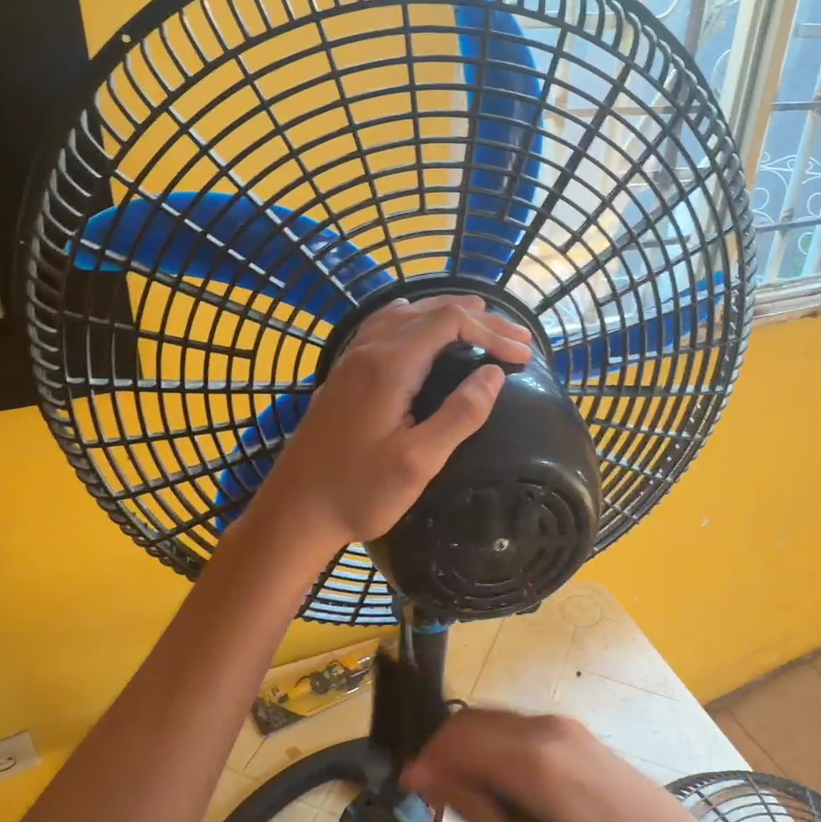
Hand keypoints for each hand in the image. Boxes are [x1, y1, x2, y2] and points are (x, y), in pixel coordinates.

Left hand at [252, 294, 533, 549]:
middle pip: (429, 311)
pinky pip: (385, 326)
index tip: (525, 354)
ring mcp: (351, 359)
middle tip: (518, 339)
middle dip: (478, 320)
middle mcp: (368, 350)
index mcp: (389, 366)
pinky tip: (423, 331)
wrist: (295, 510)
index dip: (492, 331)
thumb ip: (460, 414)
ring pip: (405, 314)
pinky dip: (417, 320)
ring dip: (447, 313)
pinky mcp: (343, 374)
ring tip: (482, 322)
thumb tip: (494, 375)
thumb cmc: (359, 492)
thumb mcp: (418, 461)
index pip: (449, 323)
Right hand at [400, 709, 680, 821]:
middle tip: (433, 796)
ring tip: (465, 797)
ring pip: (498, 722)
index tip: (410, 789)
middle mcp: (550, 728)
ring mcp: (570, 728)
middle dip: (444, 752)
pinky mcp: (584, 737)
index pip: (456, 737)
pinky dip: (499, 748)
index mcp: (534, 757)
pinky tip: (503, 787)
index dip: (425, 760)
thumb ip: (476, 808)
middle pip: (474, 721)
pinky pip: (524, 730)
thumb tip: (428, 777)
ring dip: (471, 749)